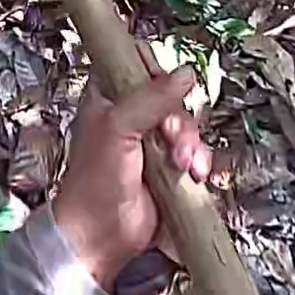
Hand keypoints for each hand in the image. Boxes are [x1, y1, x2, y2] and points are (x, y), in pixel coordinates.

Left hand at [50, 62, 212, 289]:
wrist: (102, 235)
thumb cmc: (96, 177)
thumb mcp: (118, 127)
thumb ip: (151, 98)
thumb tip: (186, 73)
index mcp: (108, 91)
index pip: (135, 60)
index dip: (153, 68)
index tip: (162, 85)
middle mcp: (131, 109)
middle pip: (168, 92)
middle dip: (177, 115)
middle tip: (170, 135)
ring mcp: (151, 137)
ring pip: (183, 121)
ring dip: (189, 141)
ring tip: (182, 162)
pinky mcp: (168, 164)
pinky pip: (193, 150)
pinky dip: (197, 159)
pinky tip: (194, 173)